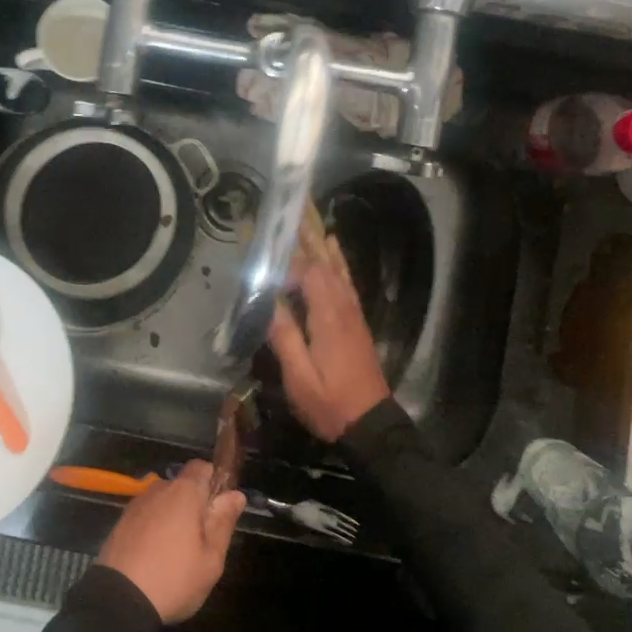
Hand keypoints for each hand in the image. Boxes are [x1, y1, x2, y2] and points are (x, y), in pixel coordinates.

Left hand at [97, 460, 246, 622]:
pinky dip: (152, 527)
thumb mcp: (210, 559)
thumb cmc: (173, 578)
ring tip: (174, 551)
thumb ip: (224, 523)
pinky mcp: (120, 522)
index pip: (202, 466)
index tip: (218, 507)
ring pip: (162, 501)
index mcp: (184, 492)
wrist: (119, 600)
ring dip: (171, 516)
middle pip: (181, 486)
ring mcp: (136, 504)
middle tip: (200, 538)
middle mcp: (158, 489)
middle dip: (193, 504)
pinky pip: (145, 516)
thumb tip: (236, 495)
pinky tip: (153, 554)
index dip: (213, 481)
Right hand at [268, 223, 391, 441]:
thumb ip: (283, 335)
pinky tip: (332, 248)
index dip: (282, 255)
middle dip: (305, 233)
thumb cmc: (330, 403)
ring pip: (335, 265)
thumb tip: (265, 299)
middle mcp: (342, 304)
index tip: (260, 239)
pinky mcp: (355, 319)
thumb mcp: (299, 375)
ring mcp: (352, 310)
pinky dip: (336, 258)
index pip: (304, 271)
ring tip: (307, 215)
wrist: (371, 425)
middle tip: (290, 206)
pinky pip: (345, 278)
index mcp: (327, 314)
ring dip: (319, 239)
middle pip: (322, 260)